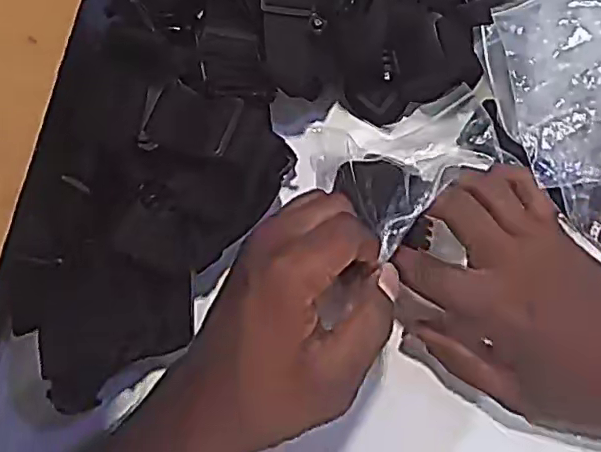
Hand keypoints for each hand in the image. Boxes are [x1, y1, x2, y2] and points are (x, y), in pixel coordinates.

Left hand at [110, 191, 396, 451]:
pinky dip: (314, 231)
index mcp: (290, 269)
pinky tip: (317, 273)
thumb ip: (372, 321)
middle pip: (332, 203)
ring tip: (339, 276)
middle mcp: (270, 243)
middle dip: (356, 235)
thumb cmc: (263, 392)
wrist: (215, 397)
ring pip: (313, 202)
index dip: (373, 252)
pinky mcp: (252, 245)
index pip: (351, 227)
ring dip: (334, 229)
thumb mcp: (336, 377)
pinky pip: (294, 215)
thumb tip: (386, 281)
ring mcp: (257, 240)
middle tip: (360, 277)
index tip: (373, 280)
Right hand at [393, 165, 600, 449]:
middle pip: (451, 206)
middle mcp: (510, 261)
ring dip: (458, 187)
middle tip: (419, 224)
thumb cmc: (583, 390)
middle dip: (424, 209)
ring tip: (447, 203)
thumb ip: (456, 358)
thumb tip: (414, 330)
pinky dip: (499, 177)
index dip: (400, 265)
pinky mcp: (555, 228)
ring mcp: (535, 237)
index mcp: (495, 306)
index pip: (427, 272)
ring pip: (482, 185)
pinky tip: (489, 190)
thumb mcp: (512, 393)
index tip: (393, 262)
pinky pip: (522, 183)